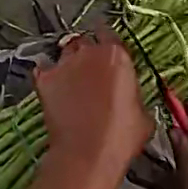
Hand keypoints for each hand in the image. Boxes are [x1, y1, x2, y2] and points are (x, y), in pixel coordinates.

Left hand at [35, 26, 151, 182]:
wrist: (87, 155)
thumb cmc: (120, 137)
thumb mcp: (143, 115)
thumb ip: (136, 95)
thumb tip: (131, 98)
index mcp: (117, 55)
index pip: (109, 33)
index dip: (108, 42)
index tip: (109, 53)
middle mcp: (89, 52)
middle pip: (86, 41)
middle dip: (88, 52)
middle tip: (91, 71)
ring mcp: (64, 64)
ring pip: (65, 52)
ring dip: (69, 62)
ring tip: (72, 81)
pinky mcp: (44, 79)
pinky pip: (44, 70)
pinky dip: (48, 76)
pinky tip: (54, 89)